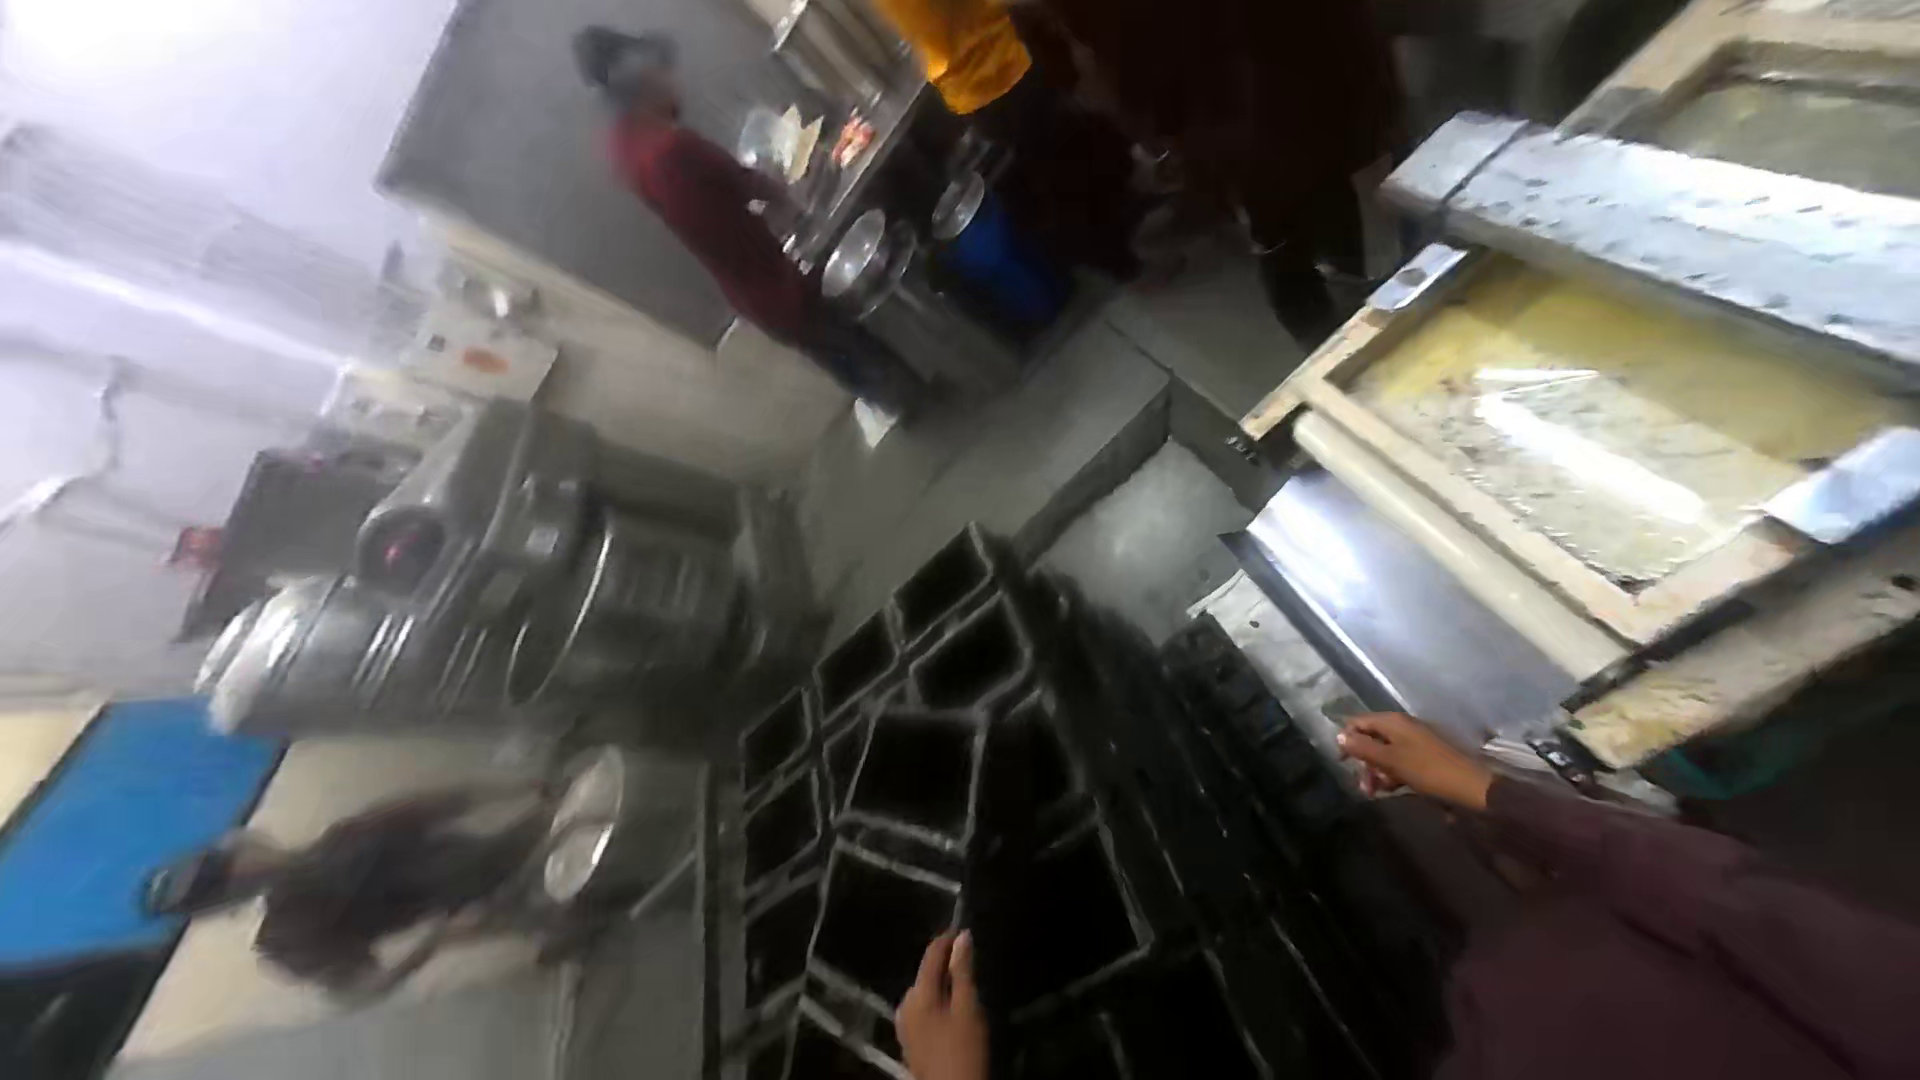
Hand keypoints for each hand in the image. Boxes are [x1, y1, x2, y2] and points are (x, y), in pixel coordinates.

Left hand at [897, 930, 986, 1079]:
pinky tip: (953, 1013)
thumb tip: (962, 935)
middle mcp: (905, 1004)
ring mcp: (905, 1024)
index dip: (948, 938)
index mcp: (918, 993)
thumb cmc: (963, 1051)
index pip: (931, 952)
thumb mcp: (968, 1008)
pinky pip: (923, 1008)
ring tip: (966, 990)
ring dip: (943, 984)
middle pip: (927, 971)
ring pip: (926, 990)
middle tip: (971, 966)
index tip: (966, 932)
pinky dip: (938, 1002)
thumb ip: (962, 970)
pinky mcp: (909, 1040)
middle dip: (947, 964)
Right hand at [1337, 712, 1494, 810]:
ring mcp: (1414, 741)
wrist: (1475, 788)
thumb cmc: (1428, 770)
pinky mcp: (1424, 756)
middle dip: (1363, 762)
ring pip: (1384, 752)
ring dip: (1376, 771)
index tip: (1343, 762)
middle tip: (1363, 785)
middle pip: (1370, 739)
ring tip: (1375, 792)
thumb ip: (1362, 747)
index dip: (1346, 740)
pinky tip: (1391, 789)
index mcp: (1392, 721)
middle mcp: (1401, 726)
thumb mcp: (1390, 760)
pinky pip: (1399, 760)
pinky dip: (1391, 773)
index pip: (1357, 723)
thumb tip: (1338, 736)